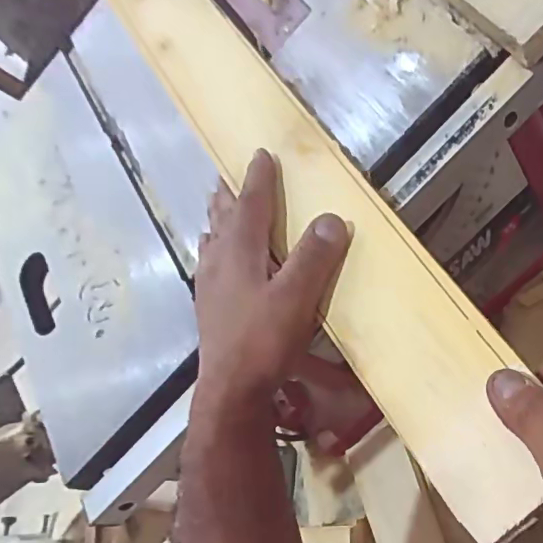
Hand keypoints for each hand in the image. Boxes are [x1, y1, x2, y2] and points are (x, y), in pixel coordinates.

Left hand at [193, 150, 350, 416]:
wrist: (232, 387)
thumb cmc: (264, 340)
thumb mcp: (297, 298)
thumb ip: (313, 259)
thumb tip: (330, 218)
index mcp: (241, 254)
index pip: (252, 208)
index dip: (259, 181)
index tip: (262, 155)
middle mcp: (221, 263)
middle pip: (225, 220)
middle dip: (231, 196)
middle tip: (229, 177)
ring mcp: (212, 286)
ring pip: (214, 242)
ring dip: (220, 221)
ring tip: (220, 210)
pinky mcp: (212, 307)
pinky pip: (212, 264)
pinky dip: (217, 250)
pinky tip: (217, 261)